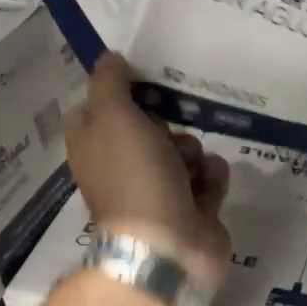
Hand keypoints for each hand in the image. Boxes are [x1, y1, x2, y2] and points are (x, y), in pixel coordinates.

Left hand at [64, 52, 230, 288]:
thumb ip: (110, 81)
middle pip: (151, 125)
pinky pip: (209, 176)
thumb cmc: (135, 178)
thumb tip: (112, 58)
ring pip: (185, 149)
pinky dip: (212, 178)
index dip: (122, 93)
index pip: (100, 105)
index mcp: (94, 143)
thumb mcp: (114, 115)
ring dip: (194, 153)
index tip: (143, 84)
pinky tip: (208, 187)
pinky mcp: (194, 207)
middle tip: (167, 133)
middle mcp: (124, 165)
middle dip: (167, 124)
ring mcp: (161, 189)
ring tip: (191, 169)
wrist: (167, 247)